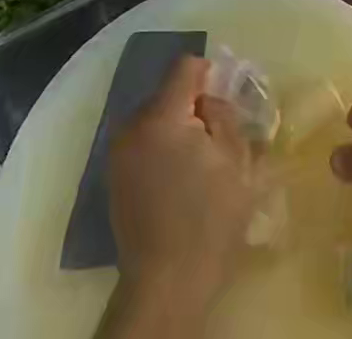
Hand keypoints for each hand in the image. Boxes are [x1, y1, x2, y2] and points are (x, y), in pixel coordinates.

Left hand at [106, 56, 256, 308]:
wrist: (167, 284)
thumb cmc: (210, 219)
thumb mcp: (235, 160)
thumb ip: (225, 115)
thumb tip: (211, 100)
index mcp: (161, 118)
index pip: (185, 67)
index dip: (211, 75)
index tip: (228, 100)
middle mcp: (132, 127)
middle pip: (169, 92)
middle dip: (195, 104)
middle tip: (220, 134)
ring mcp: (119, 153)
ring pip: (156, 117)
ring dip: (179, 126)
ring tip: (201, 159)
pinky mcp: (116, 176)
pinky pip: (145, 141)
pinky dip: (164, 146)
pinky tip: (180, 177)